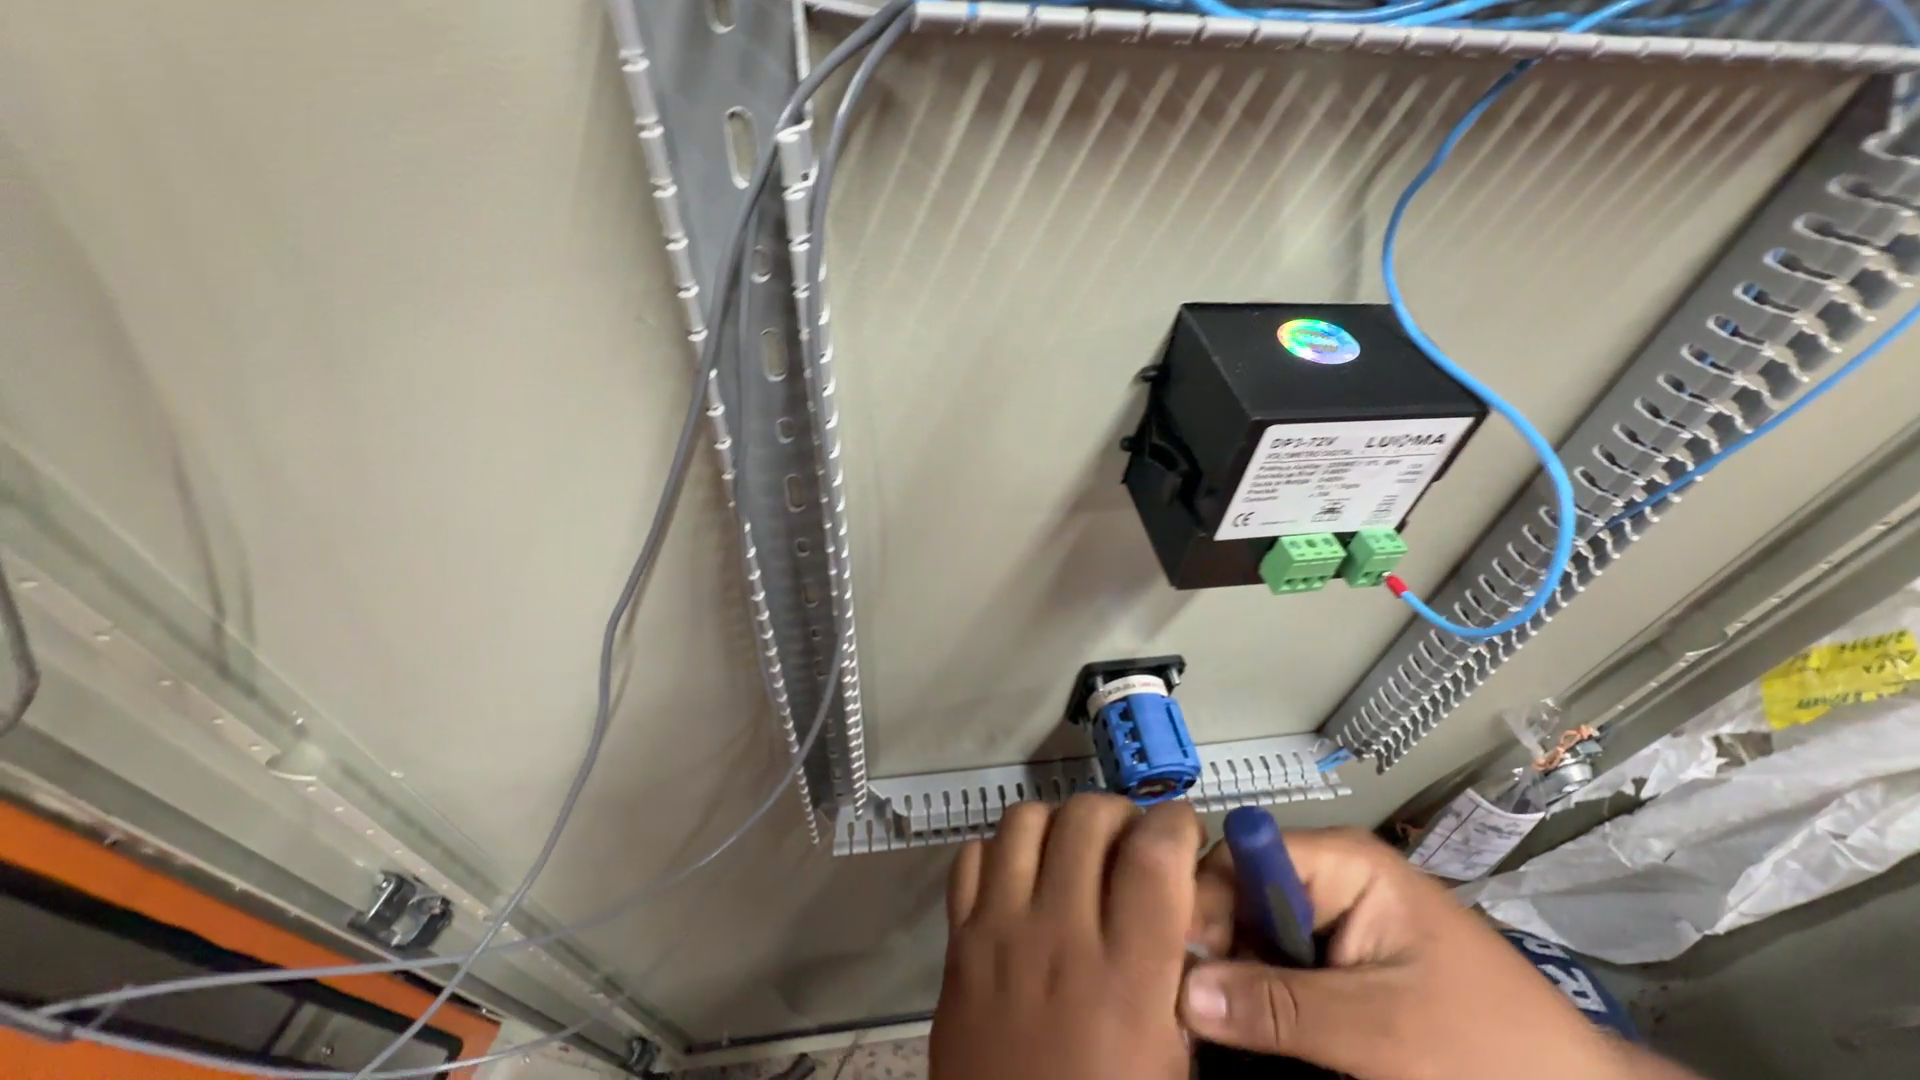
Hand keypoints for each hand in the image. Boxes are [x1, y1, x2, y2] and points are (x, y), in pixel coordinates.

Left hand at [931, 795, 1202, 1079]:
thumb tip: (1180, 898)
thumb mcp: (1168, 1052)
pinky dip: (999, 853)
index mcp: (1126, 972)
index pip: (1152, 852)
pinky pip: (970, 858)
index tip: (1182, 829)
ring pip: (1024, 821)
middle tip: (1128, 841)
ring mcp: (999, 931)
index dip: (1175, 823)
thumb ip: (1179, 969)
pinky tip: (1019, 881)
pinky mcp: (957, 942)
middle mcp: (1059, 934)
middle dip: (1118, 814)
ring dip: (1058, 824)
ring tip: (1073, 852)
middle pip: (1086, 818)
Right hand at [1180, 829, 1697, 1079]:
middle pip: (1236, 894)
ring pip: (1249, 935)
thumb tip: (1179, 991)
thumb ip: (1276, 1006)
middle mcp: (1330, 878)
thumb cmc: (1487, 1047)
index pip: (1236, 856)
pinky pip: (1275, 967)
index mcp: (1341, 863)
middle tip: (1179, 1008)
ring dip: (1226, 980)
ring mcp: (1334, 920)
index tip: (1173, 966)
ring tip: (1199, 1026)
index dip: (1198, 902)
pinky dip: (1252, 999)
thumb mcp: (1379, 1029)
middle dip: (1208, 947)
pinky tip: (1235, 1032)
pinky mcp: (1339, 963)